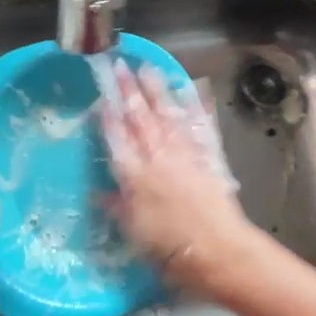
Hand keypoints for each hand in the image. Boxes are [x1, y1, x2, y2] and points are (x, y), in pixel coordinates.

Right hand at [101, 61, 257, 288]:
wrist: (218, 250)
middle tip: (119, 65)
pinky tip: (188, 88)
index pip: (117, 136)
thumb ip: (117, 207)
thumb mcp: (135, 233)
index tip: (101, 93)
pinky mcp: (206, 152)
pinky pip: (197, 122)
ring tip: (147, 68)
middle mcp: (157, 156)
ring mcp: (183, 151)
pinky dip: (192, 103)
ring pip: (166, 112)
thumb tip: (98, 193)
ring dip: (156, 89)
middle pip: (139, 116)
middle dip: (128, 89)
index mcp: (134, 176)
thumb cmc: (171, 250)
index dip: (108, 114)